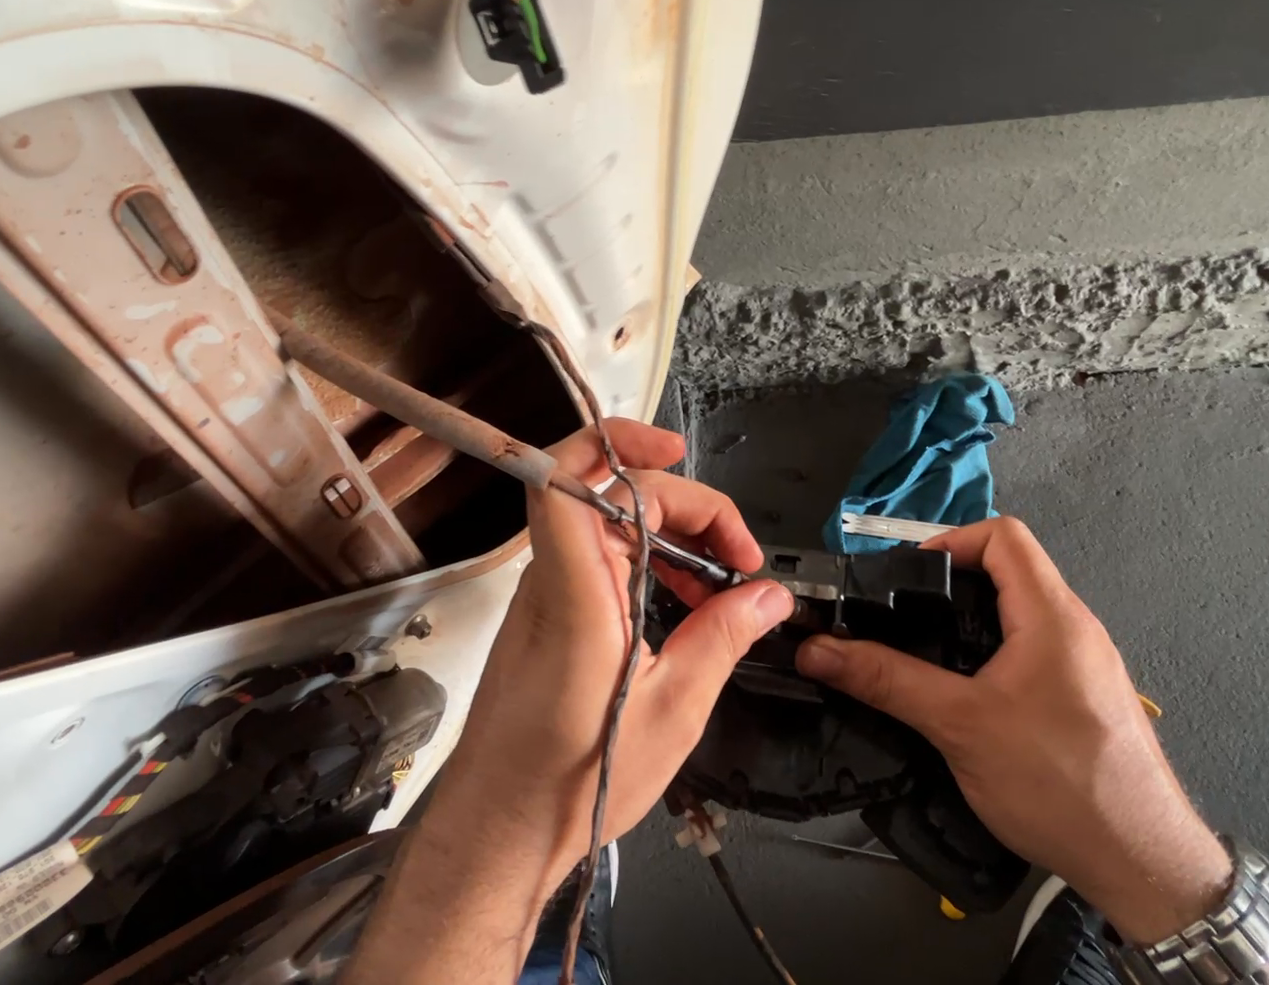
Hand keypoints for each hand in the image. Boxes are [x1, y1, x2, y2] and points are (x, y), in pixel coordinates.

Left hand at [348, 419, 792, 984]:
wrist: (501, 826)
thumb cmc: (575, 779)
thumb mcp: (672, 711)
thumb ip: (722, 639)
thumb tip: (768, 595)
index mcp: (576, 595)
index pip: (564, 483)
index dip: (612, 442)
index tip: (674, 449)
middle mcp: (555, 580)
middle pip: (615, 497)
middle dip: (688, 508)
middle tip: (741, 560)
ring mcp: (550, 594)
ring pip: (613, 527)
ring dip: (674, 538)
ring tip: (723, 586)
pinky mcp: (554, 613)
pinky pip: (605, 560)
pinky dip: (652, 564)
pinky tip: (687, 603)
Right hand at [794, 518, 1229, 943]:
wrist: (1143, 867)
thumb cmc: (1057, 782)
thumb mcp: (959, 725)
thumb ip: (885, 680)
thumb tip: (816, 650)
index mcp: (1053, 615)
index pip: (1004, 535)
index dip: (948, 540)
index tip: (903, 577)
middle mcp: (1075, 629)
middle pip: (1008, 570)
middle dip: (946, 583)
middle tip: (897, 614)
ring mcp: (1083, 665)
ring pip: (1016, 614)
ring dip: (965, 620)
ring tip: (917, 649)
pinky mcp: (1081, 698)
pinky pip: (1028, 650)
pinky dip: (986, 653)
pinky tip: (957, 691)